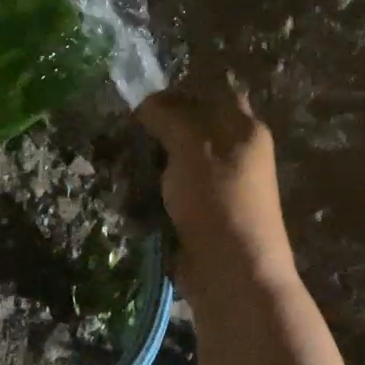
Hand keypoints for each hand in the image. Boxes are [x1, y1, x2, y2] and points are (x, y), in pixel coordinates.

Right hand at [137, 80, 291, 285]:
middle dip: (154, 138)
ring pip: (171, 166)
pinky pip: (167, 198)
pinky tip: (132, 208)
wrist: (230, 271)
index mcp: (242, 129)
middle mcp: (233, 155)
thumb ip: (169, 117)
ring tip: (122, 179)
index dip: (174, 97)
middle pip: (187, 132)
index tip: (140, 110)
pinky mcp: (198, 217)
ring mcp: (215, 189)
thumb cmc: (216, 202)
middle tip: (125, 145)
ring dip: (145, 172)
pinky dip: (148, 200)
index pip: (208, 94)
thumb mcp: (191, 147)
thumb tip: (146, 103)